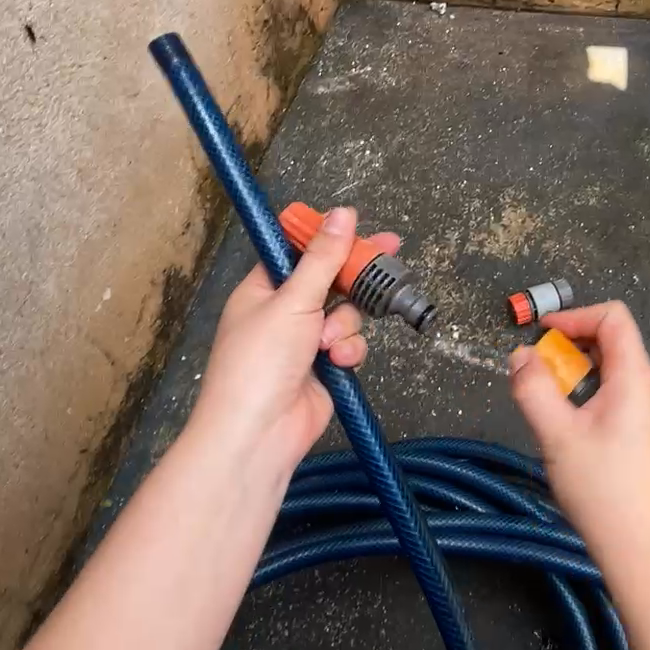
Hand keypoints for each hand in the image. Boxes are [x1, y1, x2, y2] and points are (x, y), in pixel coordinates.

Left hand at [186, 207, 387, 469]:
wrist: (259, 436)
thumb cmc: (259, 363)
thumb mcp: (293, 301)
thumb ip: (324, 257)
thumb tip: (343, 213)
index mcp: (264, 289)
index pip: (301, 251)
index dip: (330, 238)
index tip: (360, 225)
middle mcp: (284, 311)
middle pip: (331, 279)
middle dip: (355, 275)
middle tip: (391, 251)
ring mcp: (305, 340)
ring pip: (346, 312)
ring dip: (345, 325)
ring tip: (329, 342)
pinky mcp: (325, 365)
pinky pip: (350, 342)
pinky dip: (348, 350)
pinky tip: (338, 361)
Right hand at [507, 301, 649, 562]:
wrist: (639, 550)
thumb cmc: (602, 489)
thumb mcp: (557, 435)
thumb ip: (533, 389)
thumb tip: (519, 355)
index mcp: (634, 375)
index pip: (613, 316)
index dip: (575, 315)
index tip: (541, 333)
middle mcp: (645, 385)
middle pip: (611, 338)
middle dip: (571, 343)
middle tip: (539, 368)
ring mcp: (645, 409)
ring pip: (609, 367)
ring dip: (574, 370)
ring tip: (547, 397)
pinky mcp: (639, 431)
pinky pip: (612, 391)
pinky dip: (584, 391)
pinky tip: (565, 422)